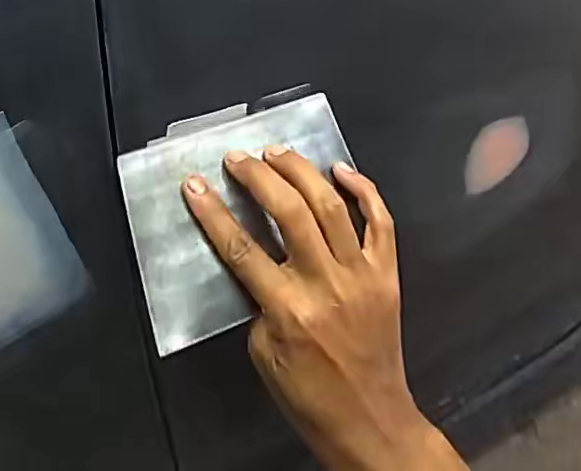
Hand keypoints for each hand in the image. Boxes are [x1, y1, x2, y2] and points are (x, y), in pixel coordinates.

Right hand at [182, 149, 466, 470]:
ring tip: (276, 152)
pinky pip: (381, 223)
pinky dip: (364, 190)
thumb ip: (255, 298)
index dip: (212, 211)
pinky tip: (340, 169)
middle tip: (238, 159)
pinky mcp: (387, 276)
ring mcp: (361, 277)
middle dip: (258, 177)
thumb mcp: (262, 351)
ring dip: (301, 171)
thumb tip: (249, 252)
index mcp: (290, 310)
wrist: (373, 428)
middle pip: (290, 213)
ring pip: (332, 207)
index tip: (194, 184)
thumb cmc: (309, 395)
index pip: (241, 248)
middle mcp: (327, 286)